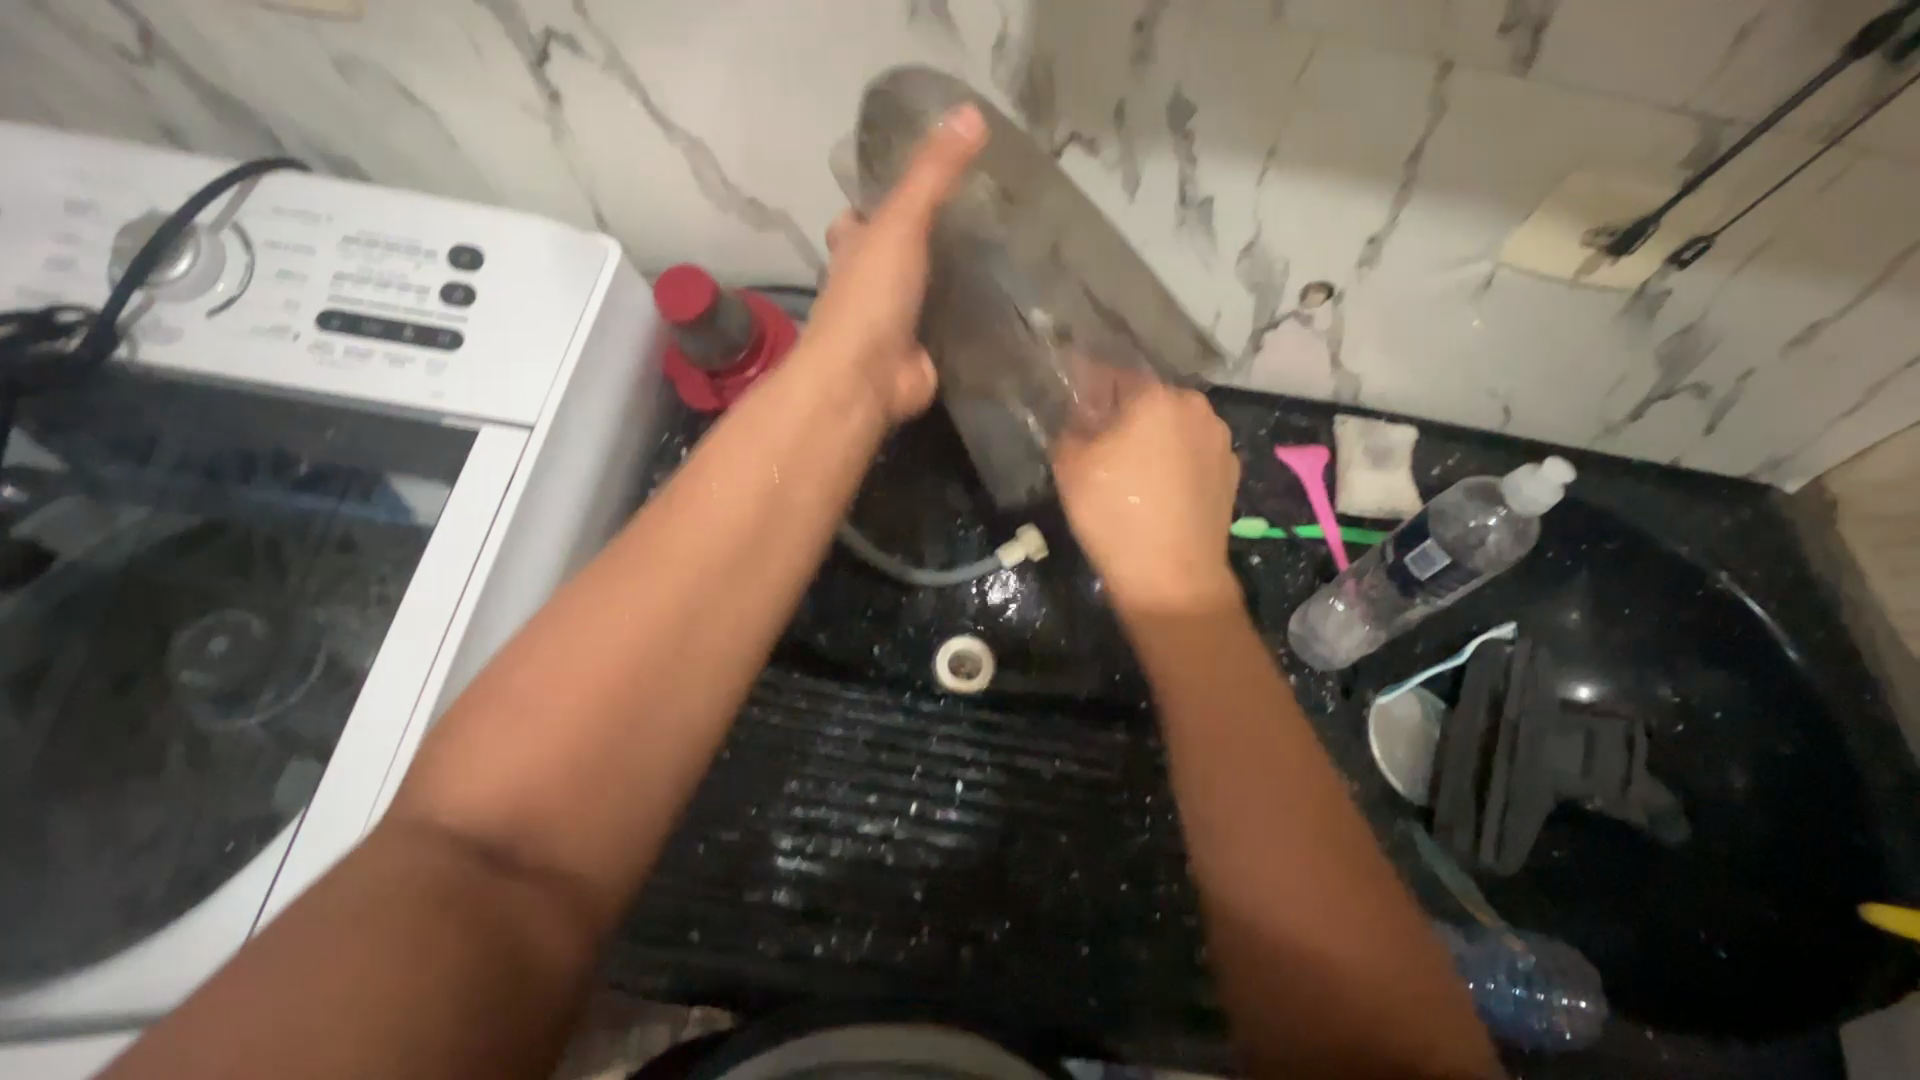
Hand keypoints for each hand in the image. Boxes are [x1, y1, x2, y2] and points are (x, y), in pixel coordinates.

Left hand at [799, 104, 986, 422]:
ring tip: (1008, 255)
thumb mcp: (901, 220)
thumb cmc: (870, 296)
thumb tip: (971, 112)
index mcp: (854, 248)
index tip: (926, 185)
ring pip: (928, 293)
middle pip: (898, 254)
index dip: (882, 200)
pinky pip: (952, 331)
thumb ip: (934, 173)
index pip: (862, 215)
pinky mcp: (924, 354)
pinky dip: (974, 322)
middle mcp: (870, 284)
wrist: (865, 379)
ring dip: (956, 282)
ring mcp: (897, 323)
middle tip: (984, 218)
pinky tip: (1009, 309)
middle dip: (929, 242)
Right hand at [1052, 383, 1241, 613]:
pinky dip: (1174, 461)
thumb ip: (1070, 427)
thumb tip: (1081, 417)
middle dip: (1123, 412)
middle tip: (1097, 439)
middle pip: (1148, 398)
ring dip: (1151, 436)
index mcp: (1155, 396)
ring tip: (1128, 467)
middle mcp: (1195, 408)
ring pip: (1174, 426)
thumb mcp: (1070, 466)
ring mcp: (1219, 441)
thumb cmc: (1115, 514)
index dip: (1087, 385)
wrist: (1171, 576)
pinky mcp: (1230, 473)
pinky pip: (1192, 454)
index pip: (1113, 373)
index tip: (1071, 400)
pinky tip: (1157, 489)